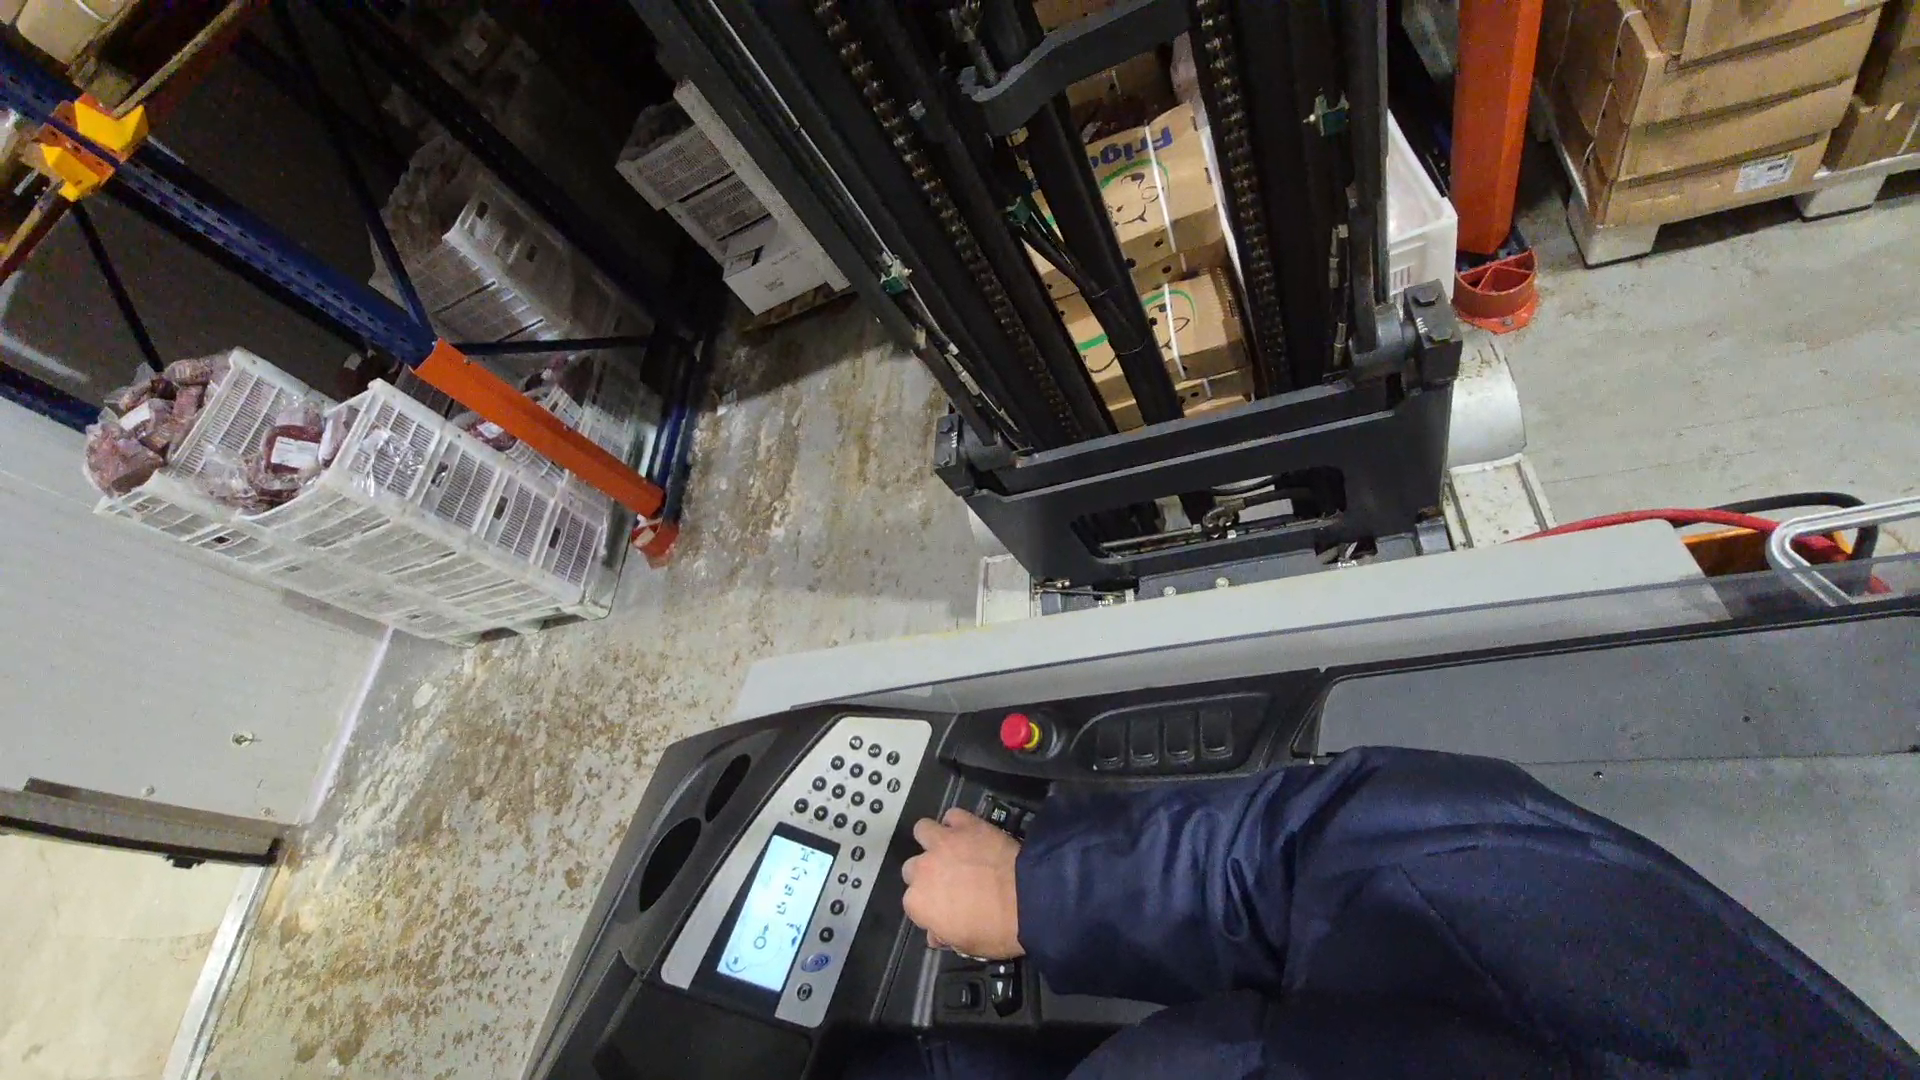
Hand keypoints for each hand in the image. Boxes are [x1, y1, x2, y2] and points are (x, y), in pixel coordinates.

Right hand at [900, 808, 1023, 959]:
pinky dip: (957, 822)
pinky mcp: (965, 823)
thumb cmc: (996, 929)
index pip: (912, 903)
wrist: (1027, 899)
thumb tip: (937, 933)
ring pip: (923, 830)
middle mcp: (923, 868)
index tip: (943, 908)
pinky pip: (952, 815)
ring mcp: (943, 842)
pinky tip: (968, 832)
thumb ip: (944, 935)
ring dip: (933, 839)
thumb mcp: (966, 945)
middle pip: (913, 868)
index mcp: (919, 902)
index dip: (929, 905)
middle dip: (927, 873)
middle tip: (949, 880)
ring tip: (951, 848)